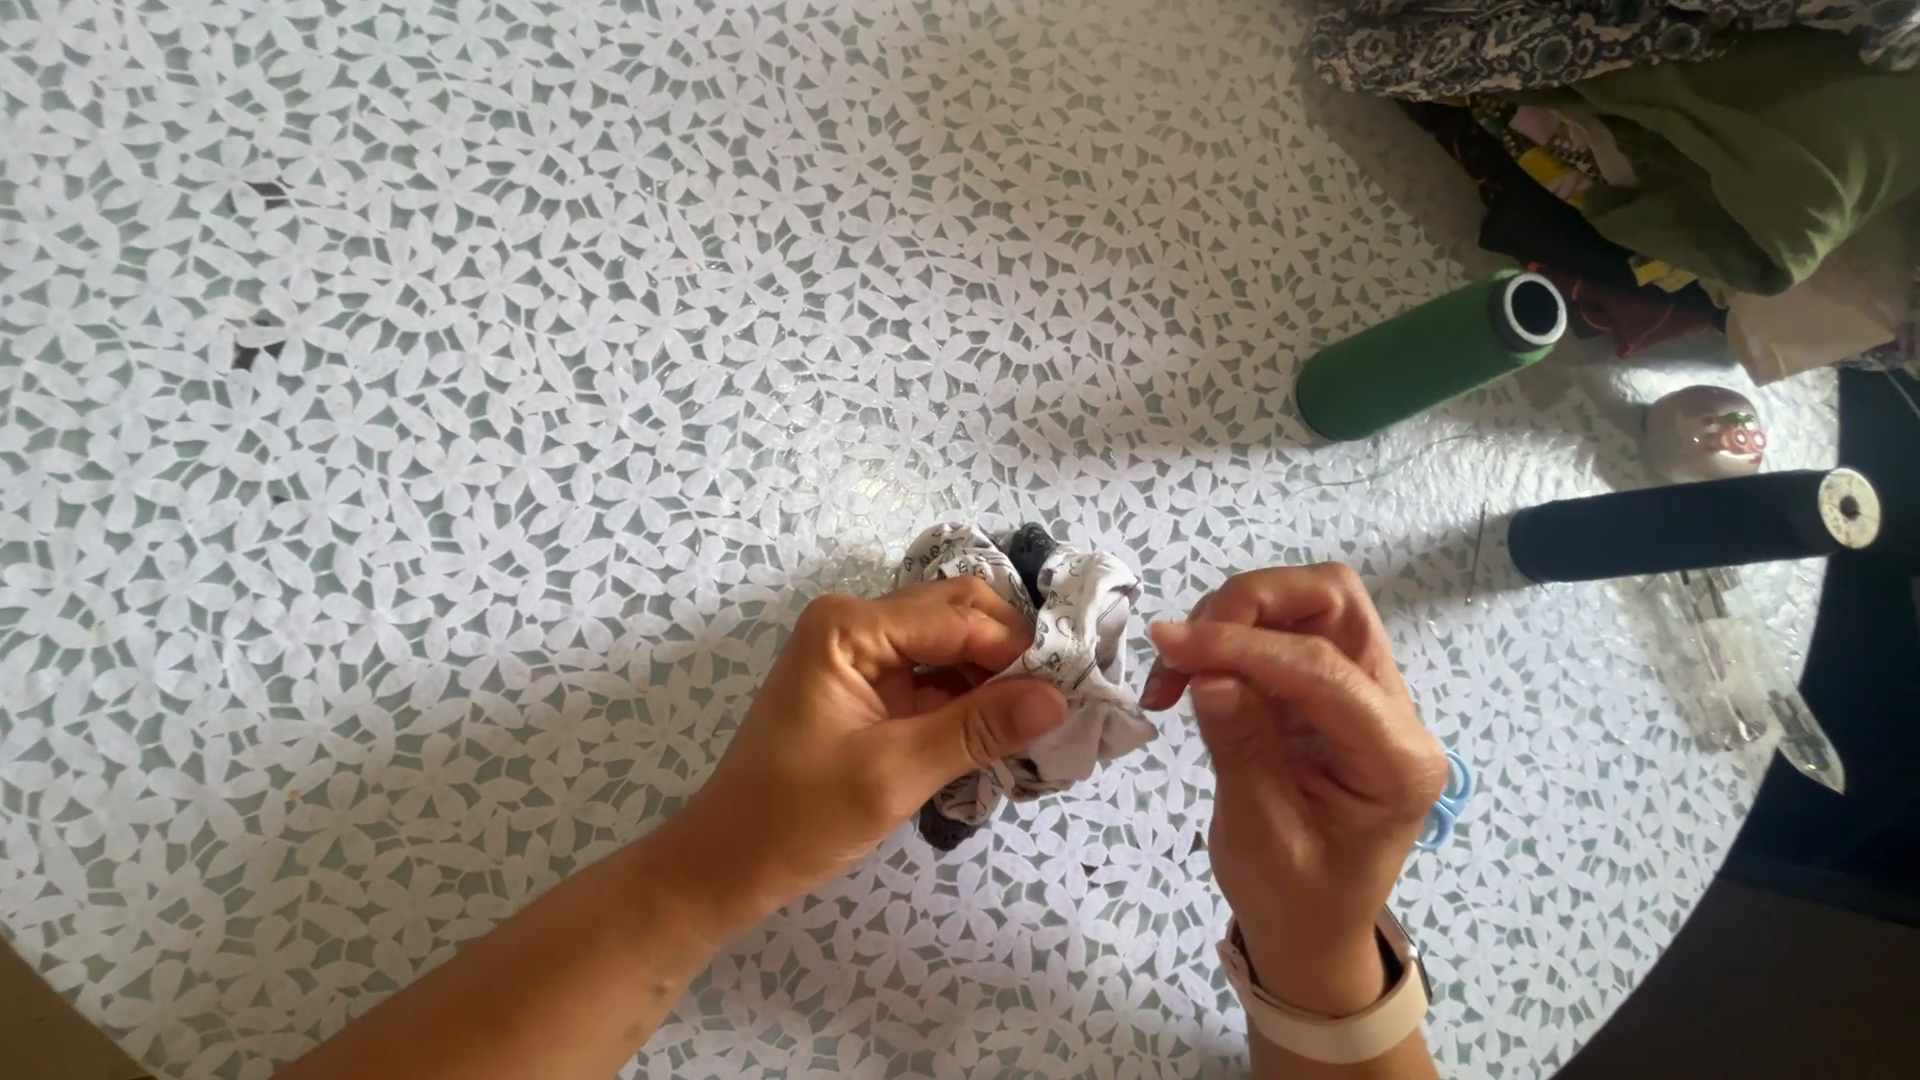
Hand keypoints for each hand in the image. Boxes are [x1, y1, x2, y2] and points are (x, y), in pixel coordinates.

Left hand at [663, 577, 1067, 939]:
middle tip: (1060, 701)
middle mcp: (859, 624)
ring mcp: (866, 655)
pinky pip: (938, 677)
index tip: (1070, 690)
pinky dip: (973, 700)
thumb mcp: (892, 775)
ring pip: (954, 645)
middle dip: (1011, 655)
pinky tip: (1005, 730)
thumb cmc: (796, 818)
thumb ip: (976, 730)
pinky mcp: (874, 688)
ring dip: (997, 678)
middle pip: (958, 616)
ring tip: (1042, 719)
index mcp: (851, 626)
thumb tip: (1058, 698)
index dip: (1016, 649)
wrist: (728, 865)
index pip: (957, 617)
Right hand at [1141, 564, 1444, 1016]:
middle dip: (1251, 602)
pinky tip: (1187, 677)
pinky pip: (1275, 631)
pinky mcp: (1319, 688)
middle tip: (1185, 643)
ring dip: (1230, 617)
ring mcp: (1356, 691)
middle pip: (1332, 599)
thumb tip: (1208, 673)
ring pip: (1302, 603)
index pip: (1323, 670)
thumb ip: (1241, 748)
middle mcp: (1389, 708)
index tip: (1168, 643)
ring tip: (1175, 670)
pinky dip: (1225, 637)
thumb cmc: (1293, 898)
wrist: (1310, 925)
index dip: (1242, 647)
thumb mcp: (1261, 835)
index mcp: (1396, 758)